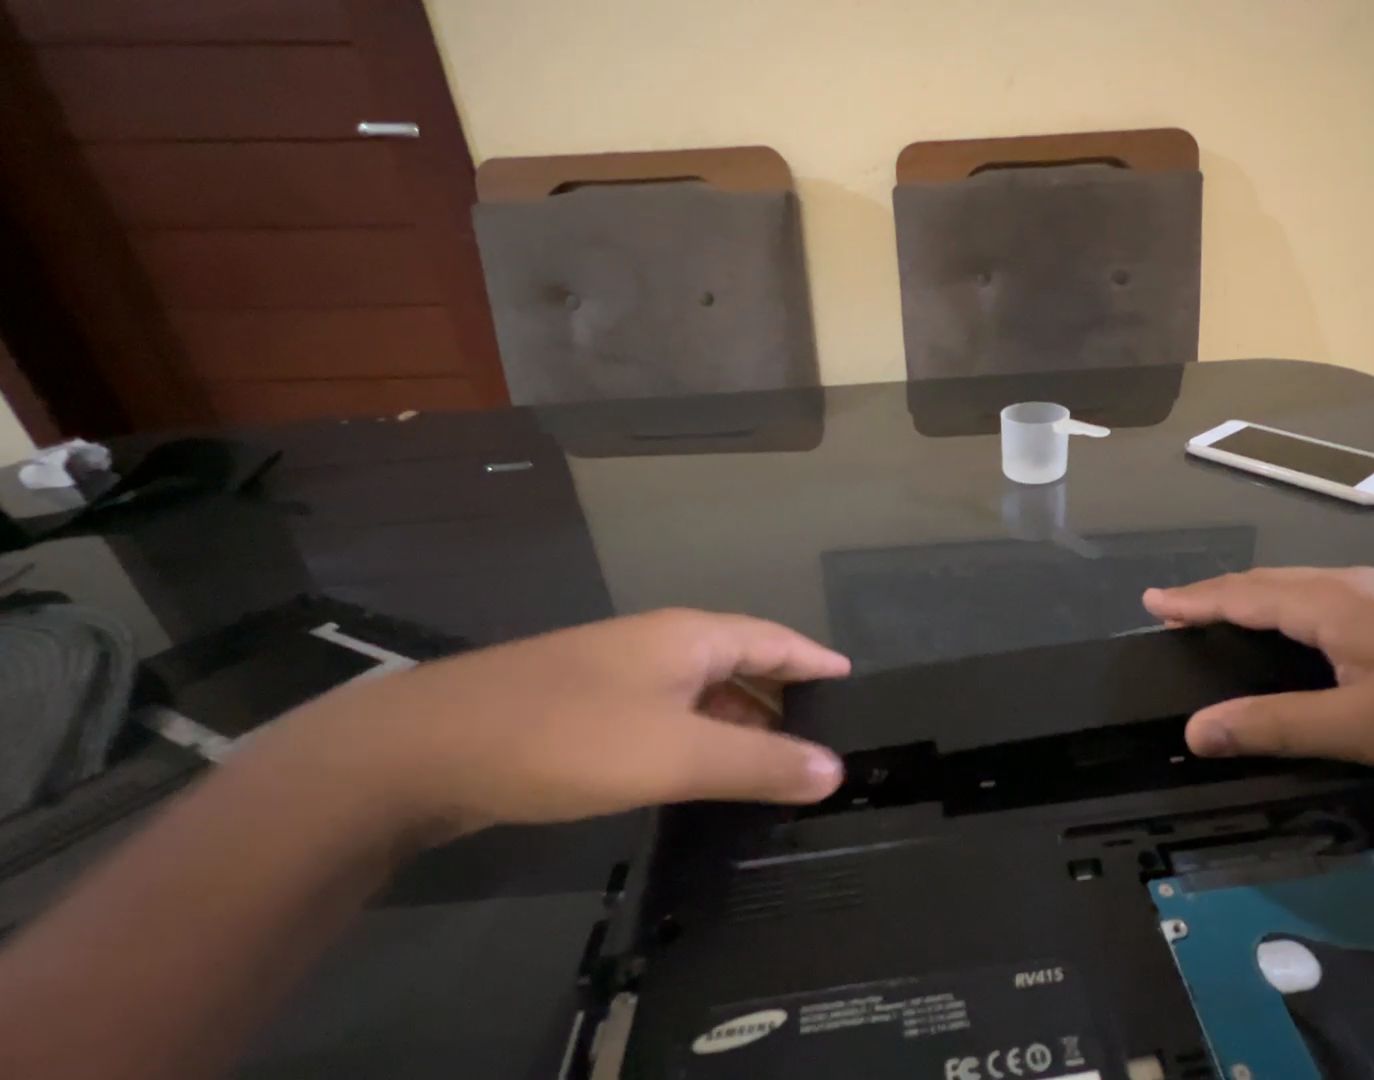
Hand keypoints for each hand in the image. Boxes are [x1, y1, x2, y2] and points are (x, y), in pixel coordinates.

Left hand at [242, 610, 849, 840]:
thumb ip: (758, 763)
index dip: (816, 660)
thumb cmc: (565, 736)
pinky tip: (702, 778)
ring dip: (739, 727)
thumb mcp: (674, 753)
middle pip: (740, 663)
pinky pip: (665, 721)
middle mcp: (658, 647)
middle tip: (824, 742)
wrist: (420, 751)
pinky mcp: (585, 713)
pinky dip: (697, 743)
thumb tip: (834, 769)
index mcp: (689, 637)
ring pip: (700, 696)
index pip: (775, 639)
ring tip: (775, 769)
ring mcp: (617, 678)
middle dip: (784, 699)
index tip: (855, 684)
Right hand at [1143, 568, 1373, 772]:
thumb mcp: (1364, 727)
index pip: (1242, 594)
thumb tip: (1195, 730)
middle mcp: (1355, 584)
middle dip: (1217, 597)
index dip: (1193, 601)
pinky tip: (1304, 633)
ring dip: (1255, 599)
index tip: (1151, 602)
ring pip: (1303, 588)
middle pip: (1269, 582)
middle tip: (1178, 613)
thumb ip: (1275, 726)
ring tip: (1225, 619)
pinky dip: (1292, 609)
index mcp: (1332, 603)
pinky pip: (1331, 599)